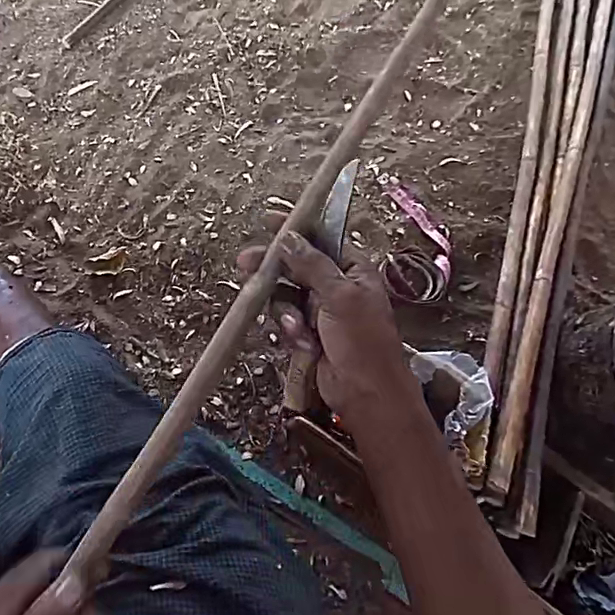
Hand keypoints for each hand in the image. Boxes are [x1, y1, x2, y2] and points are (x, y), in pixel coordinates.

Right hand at [236, 229, 423, 432]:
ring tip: (297, 328)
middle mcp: (336, 286)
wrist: (367, 394)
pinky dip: (291, 333)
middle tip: (247, 264)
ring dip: (286, 312)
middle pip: (296, 266)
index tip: (270, 219)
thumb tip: (288, 237)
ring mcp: (320, 310)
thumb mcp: (341, 296)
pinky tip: (304, 345)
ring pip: (285, 296)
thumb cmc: (364, 342)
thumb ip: (313, 265)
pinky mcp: (308, 333)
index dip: (297, 230)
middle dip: (275, 270)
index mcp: (353, 269)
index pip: (321, 239)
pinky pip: (285, 322)